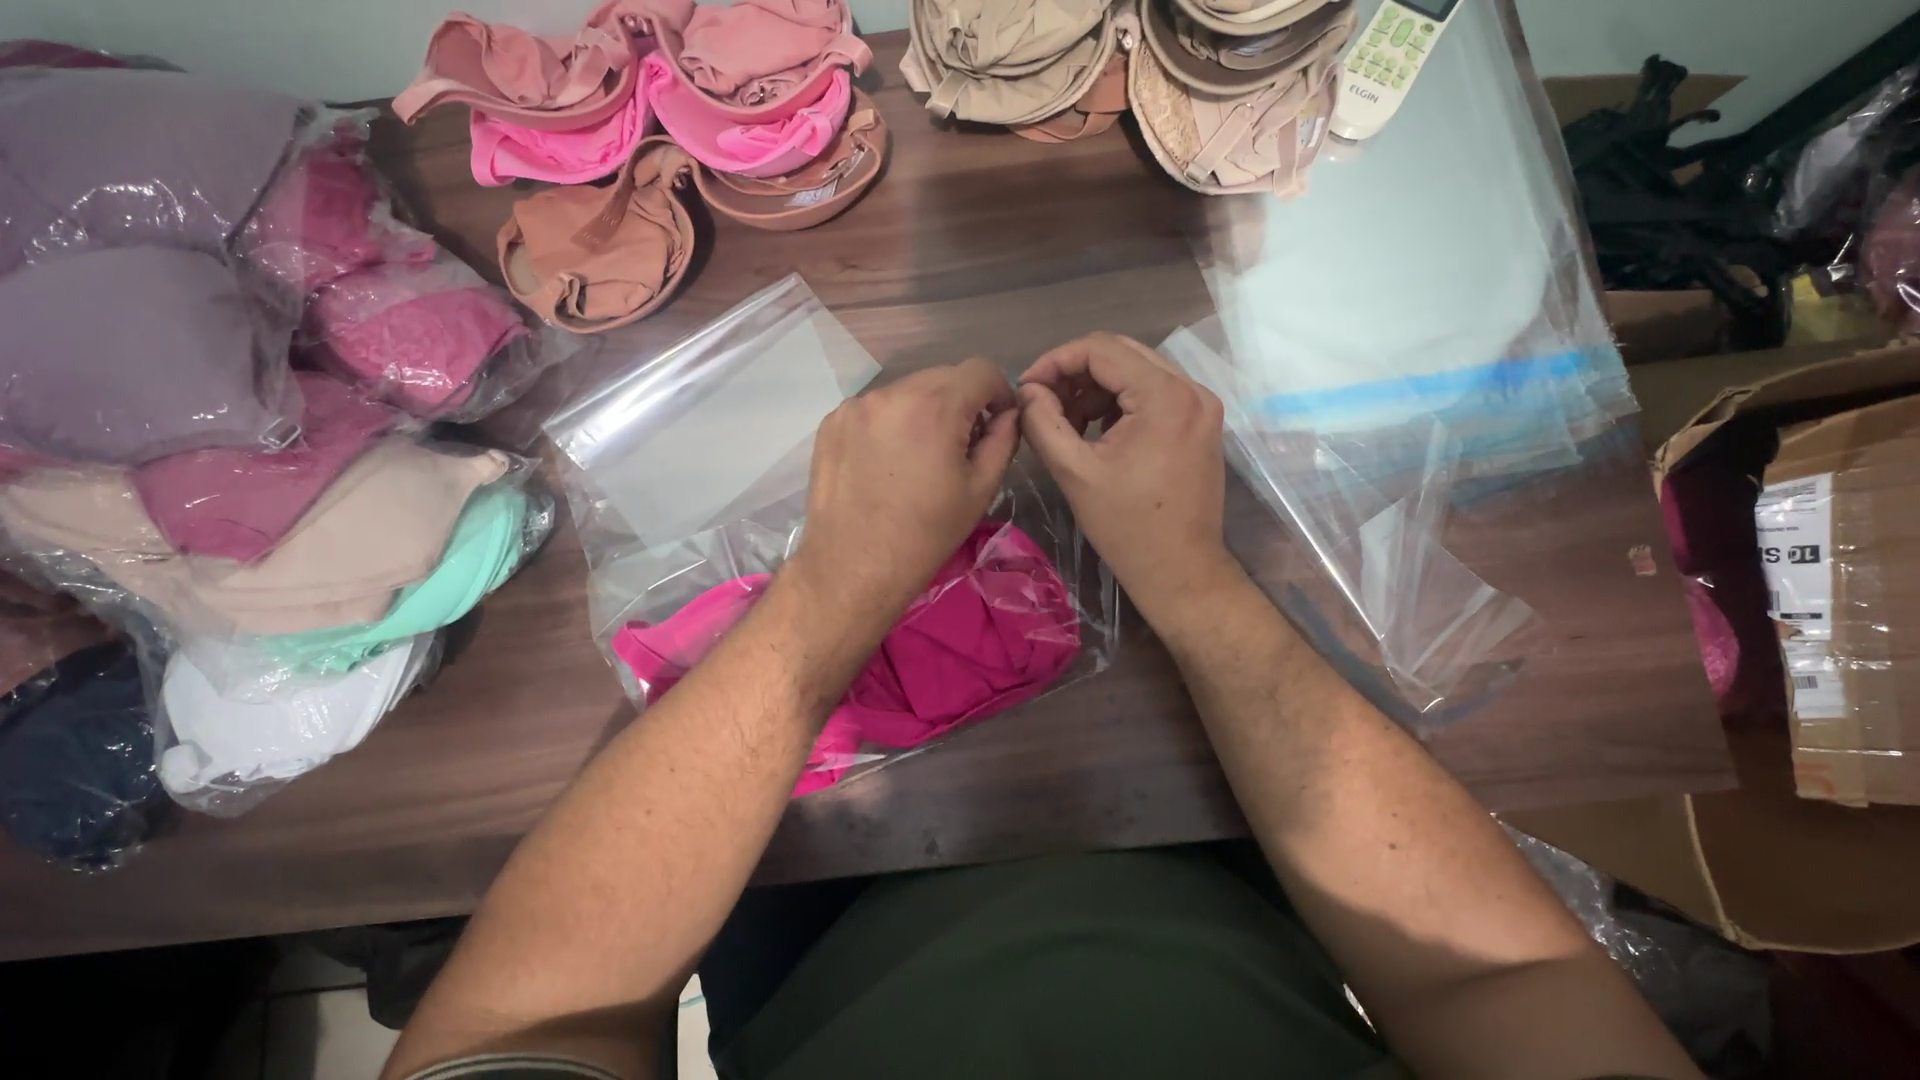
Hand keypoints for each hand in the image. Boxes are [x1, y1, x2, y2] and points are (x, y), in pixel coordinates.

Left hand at [789, 357, 1019, 621]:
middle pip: (942, 376)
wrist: (853, 568)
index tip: (996, 423)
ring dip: (923, 411)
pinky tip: (888, 462)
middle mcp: (892, 393)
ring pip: (907, 391)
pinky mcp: (832, 422)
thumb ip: (1003, 440)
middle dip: (960, 402)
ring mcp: (856, 406)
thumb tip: (1008, 414)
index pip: (981, 370)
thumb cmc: (926, 535)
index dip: (998, 392)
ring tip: (920, 457)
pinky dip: (891, 423)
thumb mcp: (980, 490)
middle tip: (960, 445)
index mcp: (934, 407)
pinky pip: (875, 408)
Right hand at [1018, 333, 1236, 623]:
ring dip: (1096, 388)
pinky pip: (1154, 392)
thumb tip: (1028, 390)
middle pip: (1121, 354)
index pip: (1100, 349)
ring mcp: (1201, 405)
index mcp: (1164, 396)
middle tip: (1042, 402)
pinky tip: (1096, 430)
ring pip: (1137, 371)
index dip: (1055, 361)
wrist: (1180, 569)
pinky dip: (1120, 402)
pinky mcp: (1201, 422)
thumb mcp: (1074, 472)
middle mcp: (1191, 389)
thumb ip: (1043, 422)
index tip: (1027, 387)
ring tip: (1066, 421)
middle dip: (1075, 373)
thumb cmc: (1126, 526)